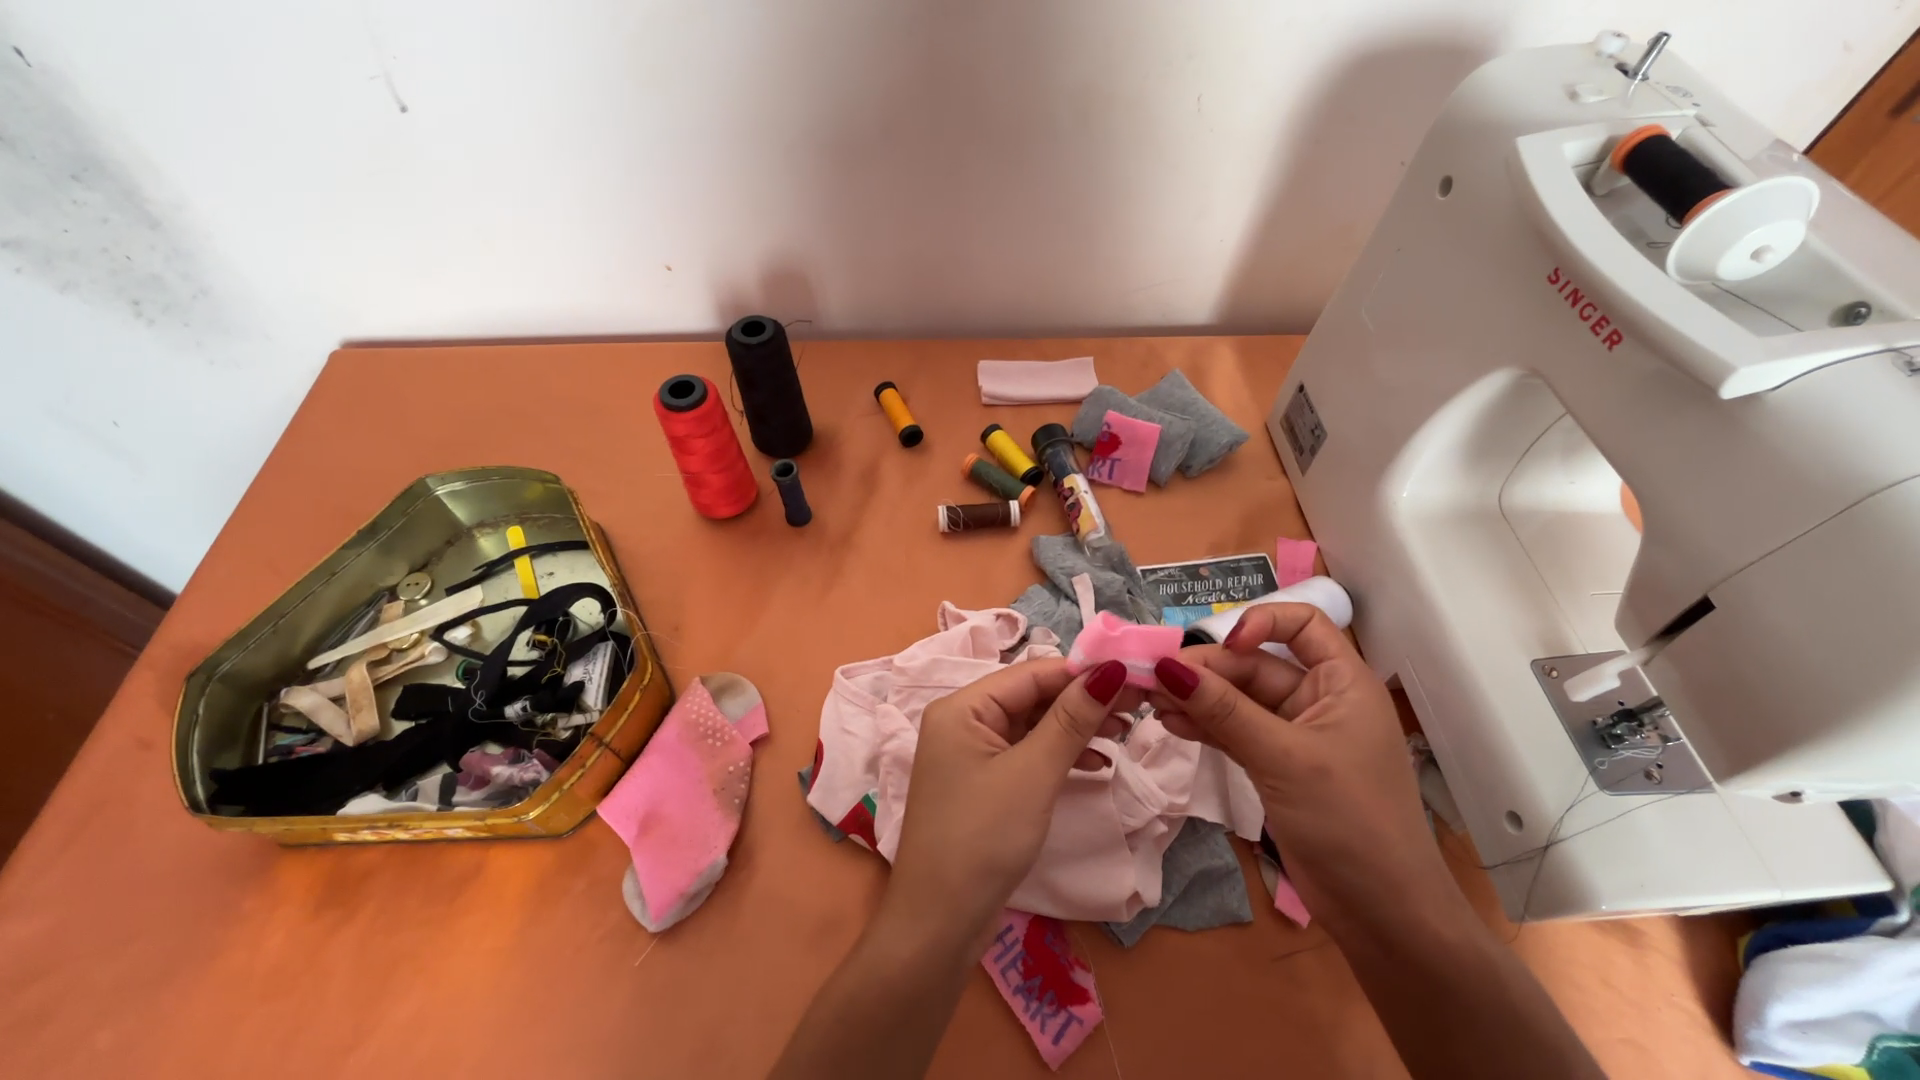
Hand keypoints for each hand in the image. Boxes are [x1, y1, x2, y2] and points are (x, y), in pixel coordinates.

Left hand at [885, 658, 1135, 940]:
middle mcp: (962, 723)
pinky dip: (1061, 755)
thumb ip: (1072, 719)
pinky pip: (1027, 755)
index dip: (1083, 671)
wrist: (940, 922)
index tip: (1136, 675)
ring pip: (1033, 726)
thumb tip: (1110, 670)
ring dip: (1077, 728)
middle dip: (1083, 700)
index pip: (1031, 673)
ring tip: (1126, 732)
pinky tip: (1097, 763)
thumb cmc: (983, 838)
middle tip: (1140, 706)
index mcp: (962, 708)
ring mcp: (972, 756)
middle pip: (1032, 697)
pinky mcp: (984, 786)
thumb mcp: (1033, 773)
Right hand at [1145, 604, 1448, 926]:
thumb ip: (1223, 711)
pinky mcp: (1279, 768)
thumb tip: (1167, 666)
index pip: (1303, 624)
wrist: (1383, 912)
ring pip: (1241, 701)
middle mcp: (1320, 700)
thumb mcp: (1283, 757)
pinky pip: (1236, 732)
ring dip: (1199, 699)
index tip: (1223, 645)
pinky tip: (1172, 725)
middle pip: (1257, 665)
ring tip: (1152, 703)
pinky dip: (1206, 727)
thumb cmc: (1348, 820)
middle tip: (1155, 680)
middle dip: (1209, 670)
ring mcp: (1297, 736)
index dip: (1261, 621)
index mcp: (1343, 682)